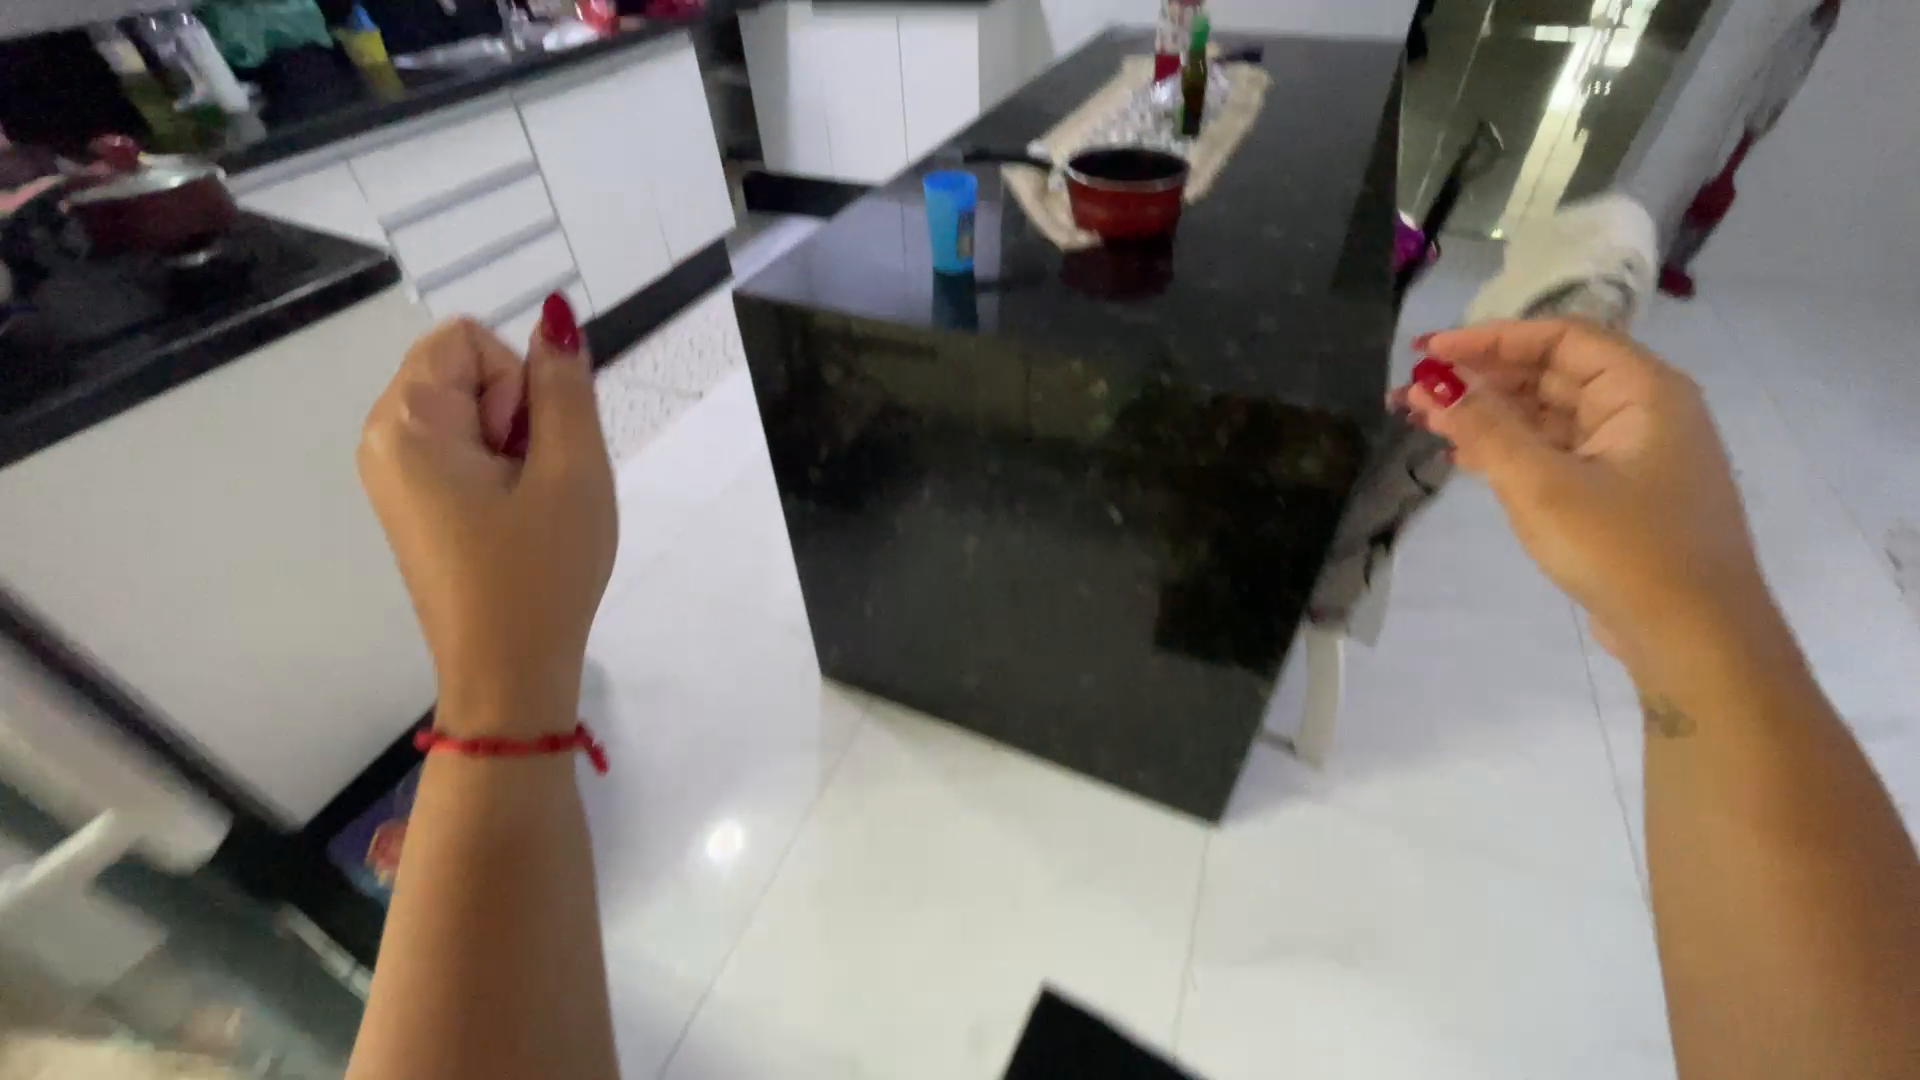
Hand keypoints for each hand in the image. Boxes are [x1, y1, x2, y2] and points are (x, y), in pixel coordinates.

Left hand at [358, 296, 615, 736]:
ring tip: (534, 506)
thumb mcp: (573, 472)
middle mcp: (382, 438)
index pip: (470, 339)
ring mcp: (393, 474)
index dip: (522, 382)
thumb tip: (554, 315)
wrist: (509, 669)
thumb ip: (566, 387)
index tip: (536, 449)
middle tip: (541, 483)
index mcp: (408, 423)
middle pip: (466, 371)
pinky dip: (503, 470)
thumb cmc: (543, 570)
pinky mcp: (413, 503)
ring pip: (472, 413)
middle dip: (520, 413)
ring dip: (519, 445)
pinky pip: (463, 450)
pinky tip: (520, 518)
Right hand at [1398, 318, 1770, 672]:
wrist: (1691, 635)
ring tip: (1420, 418)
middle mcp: (1640, 410)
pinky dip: (1504, 446)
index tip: (1426, 354)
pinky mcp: (1611, 489)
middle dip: (1477, 378)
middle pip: (1548, 374)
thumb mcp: (1541, 484)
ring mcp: (1627, 453)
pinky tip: (1460, 454)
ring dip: (1483, 413)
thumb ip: (1484, 429)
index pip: (1558, 340)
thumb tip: (1432, 386)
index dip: (1488, 339)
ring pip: (1544, 414)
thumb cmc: (1622, 549)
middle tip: (1410, 391)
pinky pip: (1549, 449)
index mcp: (1642, 392)